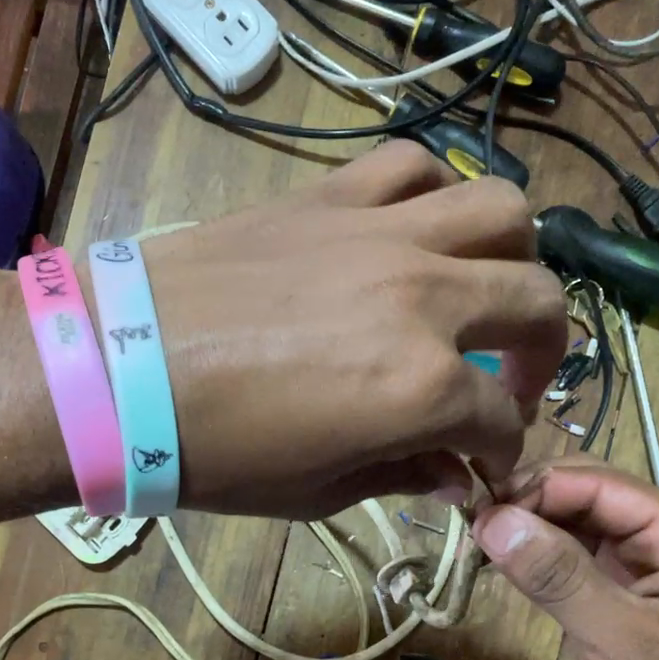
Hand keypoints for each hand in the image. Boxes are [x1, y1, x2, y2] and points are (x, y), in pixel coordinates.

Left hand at [133, 141, 568, 517]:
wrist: (115, 372)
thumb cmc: (210, 452)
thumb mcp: (313, 492)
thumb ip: (397, 475)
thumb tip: (450, 474)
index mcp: (418, 389)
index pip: (500, 422)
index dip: (502, 454)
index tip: (483, 468)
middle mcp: (421, 300)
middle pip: (537, 304)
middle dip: (543, 355)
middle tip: (510, 385)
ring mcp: (378, 237)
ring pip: (500, 210)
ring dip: (513, 259)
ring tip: (482, 295)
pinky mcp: (328, 199)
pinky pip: (410, 168)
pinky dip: (433, 196)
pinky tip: (415, 233)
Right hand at [472, 459, 658, 659]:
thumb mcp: (624, 642)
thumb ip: (559, 577)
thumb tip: (492, 519)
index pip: (604, 485)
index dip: (538, 489)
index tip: (476, 510)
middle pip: (592, 500)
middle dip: (532, 507)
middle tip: (469, 529)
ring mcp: (654, 574)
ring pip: (583, 531)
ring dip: (533, 534)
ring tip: (476, 546)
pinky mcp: (634, 604)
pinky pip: (584, 566)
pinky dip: (545, 565)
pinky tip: (507, 569)